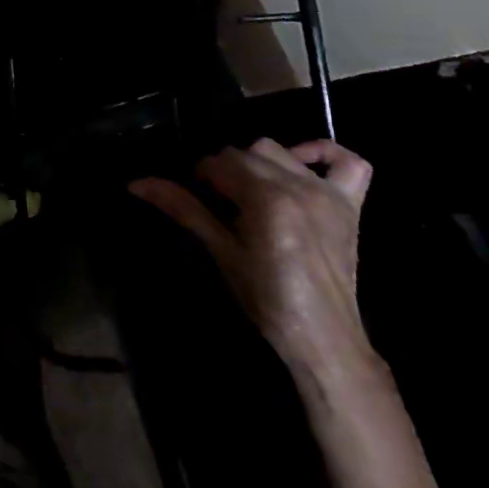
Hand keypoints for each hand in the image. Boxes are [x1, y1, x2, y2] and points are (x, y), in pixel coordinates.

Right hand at [129, 139, 373, 369]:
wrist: (322, 337)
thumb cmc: (265, 299)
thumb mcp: (221, 252)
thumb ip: (184, 209)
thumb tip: (138, 183)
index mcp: (265, 200)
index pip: (220, 163)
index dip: (201, 177)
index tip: (196, 198)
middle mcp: (298, 186)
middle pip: (246, 152)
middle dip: (225, 170)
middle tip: (219, 202)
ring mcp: (328, 193)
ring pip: (280, 150)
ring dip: (258, 162)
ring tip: (250, 193)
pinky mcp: (350, 205)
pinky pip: (350, 162)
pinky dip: (322, 154)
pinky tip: (301, 164)